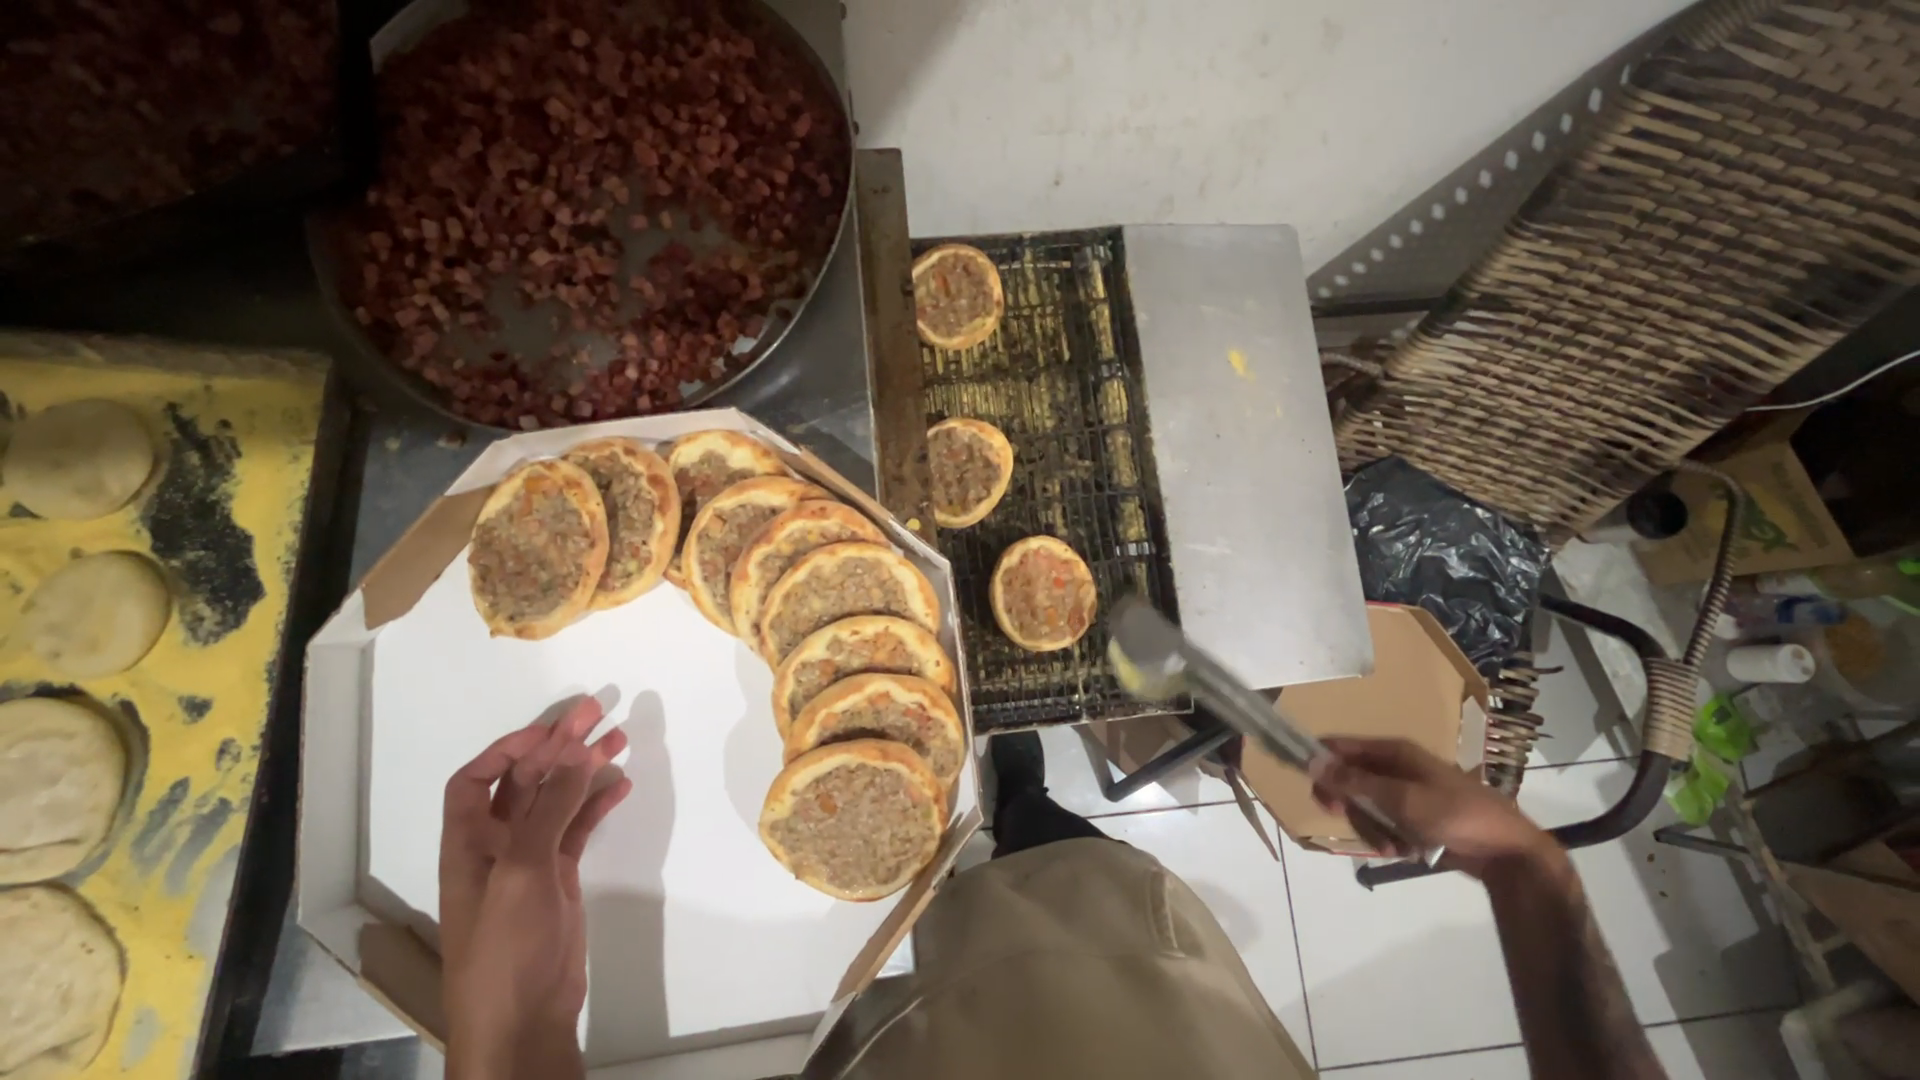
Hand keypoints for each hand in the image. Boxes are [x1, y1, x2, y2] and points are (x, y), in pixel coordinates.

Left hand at [439, 699, 631, 1079]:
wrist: (522, 1017)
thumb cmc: (504, 944)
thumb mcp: (522, 870)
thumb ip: (550, 809)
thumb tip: (574, 752)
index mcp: (468, 842)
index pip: (476, 780)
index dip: (508, 748)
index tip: (551, 730)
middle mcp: (496, 844)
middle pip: (525, 781)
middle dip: (557, 747)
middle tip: (597, 711)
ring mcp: (531, 861)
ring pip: (558, 800)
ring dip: (583, 768)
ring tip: (619, 737)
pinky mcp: (560, 878)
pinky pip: (578, 828)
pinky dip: (597, 804)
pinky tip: (620, 785)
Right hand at [1310, 737, 1559, 880]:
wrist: (1507, 852)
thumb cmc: (1456, 815)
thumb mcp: (1401, 798)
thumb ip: (1355, 782)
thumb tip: (1312, 761)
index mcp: (1393, 752)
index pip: (1340, 746)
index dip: (1320, 761)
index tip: (1310, 784)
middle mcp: (1394, 768)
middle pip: (1347, 780)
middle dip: (1348, 804)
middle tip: (1344, 817)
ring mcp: (1404, 794)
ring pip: (1363, 807)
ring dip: (1370, 828)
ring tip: (1390, 846)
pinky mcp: (1412, 818)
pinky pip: (1382, 824)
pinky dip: (1387, 838)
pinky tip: (1403, 850)